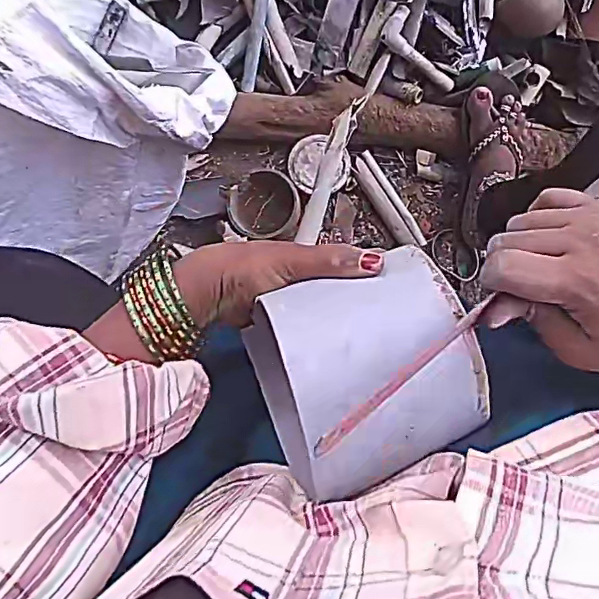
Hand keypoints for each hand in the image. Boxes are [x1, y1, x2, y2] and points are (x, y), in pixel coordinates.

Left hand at [84, 242, 381, 362]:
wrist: (209, 293)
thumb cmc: (245, 266)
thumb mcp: (293, 259)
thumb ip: (330, 260)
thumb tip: (370, 259)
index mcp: (311, 257)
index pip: (349, 263)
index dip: (368, 273)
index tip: (389, 287)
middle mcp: (304, 278)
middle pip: (340, 290)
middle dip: (356, 301)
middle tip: (376, 316)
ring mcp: (292, 301)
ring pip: (324, 311)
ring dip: (336, 320)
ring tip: (356, 331)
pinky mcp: (282, 322)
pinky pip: (307, 329)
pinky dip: (316, 334)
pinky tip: (326, 341)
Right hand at [479, 189, 598, 378]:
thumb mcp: (571, 348)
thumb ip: (527, 317)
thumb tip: (492, 305)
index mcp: (580, 280)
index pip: (503, 265)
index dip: (492, 284)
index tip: (501, 296)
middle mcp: (588, 241)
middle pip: (507, 239)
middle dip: (505, 266)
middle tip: (524, 288)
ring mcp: (597, 218)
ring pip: (522, 219)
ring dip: (522, 244)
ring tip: (545, 268)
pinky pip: (549, 199)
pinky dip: (541, 218)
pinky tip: (553, 241)